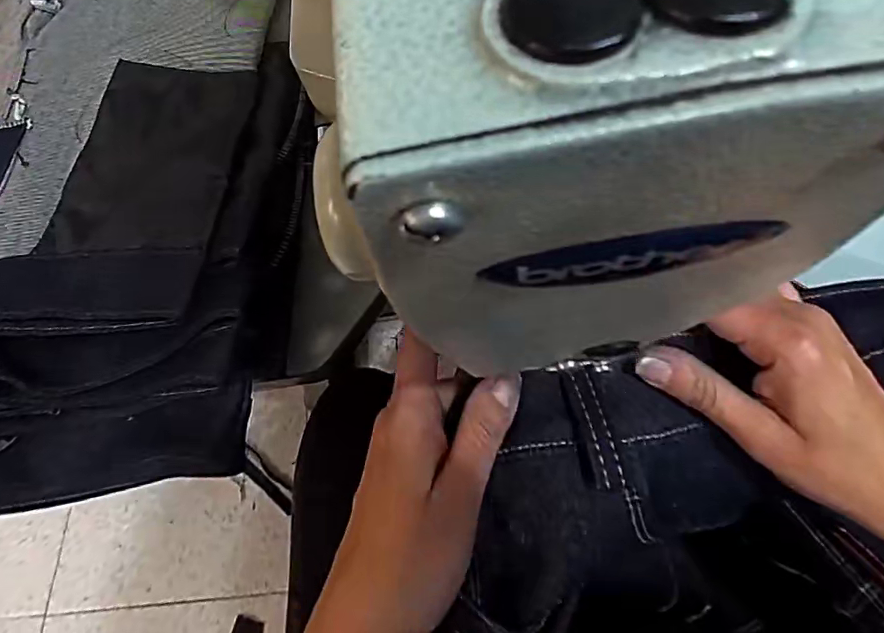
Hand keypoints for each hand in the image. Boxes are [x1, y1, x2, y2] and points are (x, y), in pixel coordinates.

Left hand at [306, 331, 519, 632]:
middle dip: (475, 361)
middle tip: (521, 345)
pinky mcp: (395, 469)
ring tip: (514, 382)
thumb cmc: (412, 556)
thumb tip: (506, 374)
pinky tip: (485, 430)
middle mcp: (394, 418)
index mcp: (407, 412)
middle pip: (438, 372)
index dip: (440, 310)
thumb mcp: (460, 493)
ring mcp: (392, 444)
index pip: (419, 342)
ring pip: (437, 402)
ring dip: (470, 395)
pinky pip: (430, 427)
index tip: (473, 284)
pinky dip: (458, 421)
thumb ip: (482, 431)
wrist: (362, 623)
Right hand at [637, 285, 883, 632]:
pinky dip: (738, 299)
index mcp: (788, 338)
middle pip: (730, 286)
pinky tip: (715, 309)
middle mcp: (801, 313)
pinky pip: (767, 295)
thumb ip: (705, 393)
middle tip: (643, 297)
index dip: (673, 298)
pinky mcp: (818, 323)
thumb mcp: (764, 440)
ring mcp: (814, 313)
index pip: (714, 299)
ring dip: (712, 293)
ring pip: (748, 286)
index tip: (635, 301)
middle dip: (688, 292)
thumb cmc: (839, 471)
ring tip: (669, 298)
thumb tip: (646, 360)